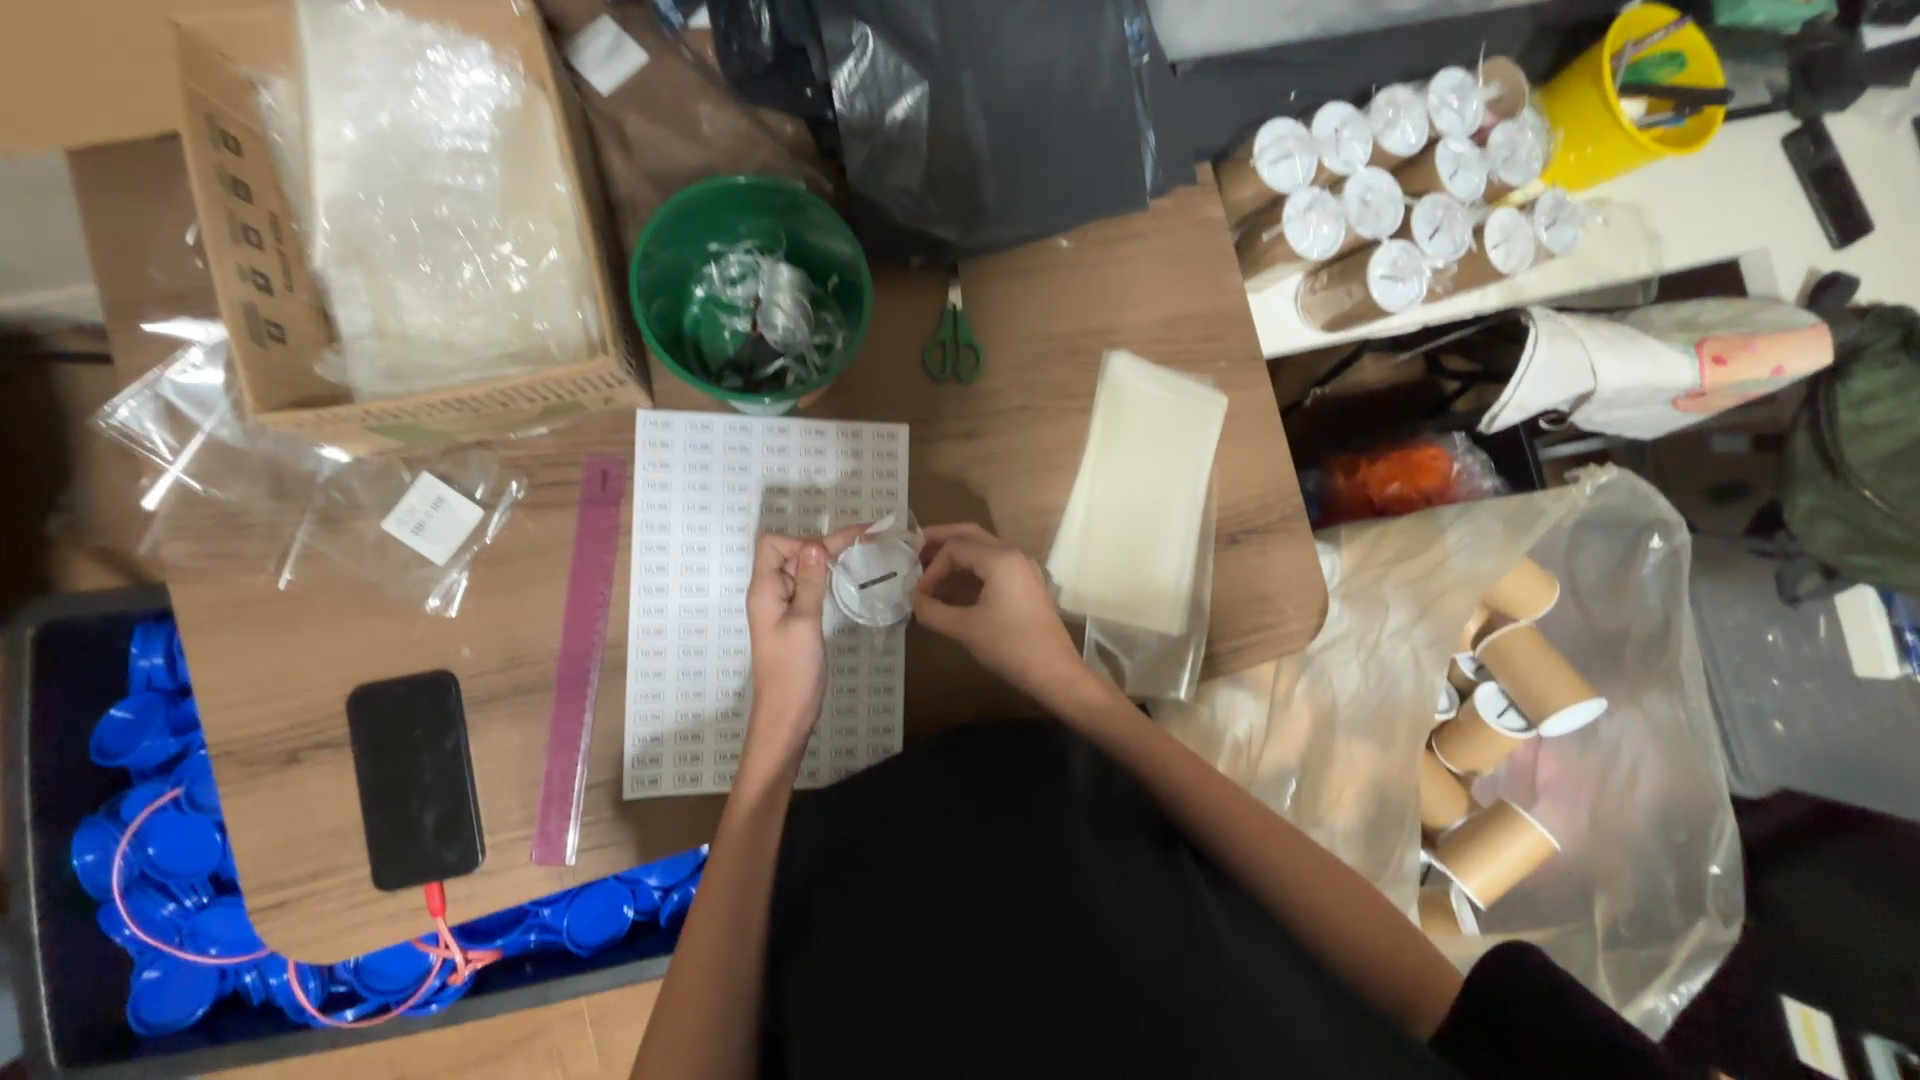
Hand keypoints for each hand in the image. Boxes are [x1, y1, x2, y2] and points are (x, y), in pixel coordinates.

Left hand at [745, 525, 864, 764]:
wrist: (787, 715)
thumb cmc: (792, 671)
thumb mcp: (804, 623)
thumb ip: (809, 583)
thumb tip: (814, 544)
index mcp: (764, 590)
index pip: (773, 545)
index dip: (801, 543)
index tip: (830, 556)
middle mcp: (770, 592)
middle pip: (791, 553)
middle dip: (825, 543)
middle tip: (868, 535)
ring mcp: (782, 606)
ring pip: (803, 568)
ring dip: (828, 557)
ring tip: (865, 547)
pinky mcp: (795, 618)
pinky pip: (808, 587)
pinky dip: (826, 577)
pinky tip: (847, 577)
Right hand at [912, 523, 1096, 709]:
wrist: (1055, 672)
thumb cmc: (1010, 647)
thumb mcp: (965, 629)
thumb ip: (932, 611)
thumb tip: (914, 601)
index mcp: (1000, 559)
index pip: (955, 548)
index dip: (931, 569)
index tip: (919, 596)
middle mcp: (1014, 555)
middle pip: (970, 535)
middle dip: (941, 541)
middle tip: (914, 549)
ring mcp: (1023, 569)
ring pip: (983, 550)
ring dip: (956, 557)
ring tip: (929, 571)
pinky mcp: (1026, 585)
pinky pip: (994, 567)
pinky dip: (971, 572)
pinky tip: (953, 589)